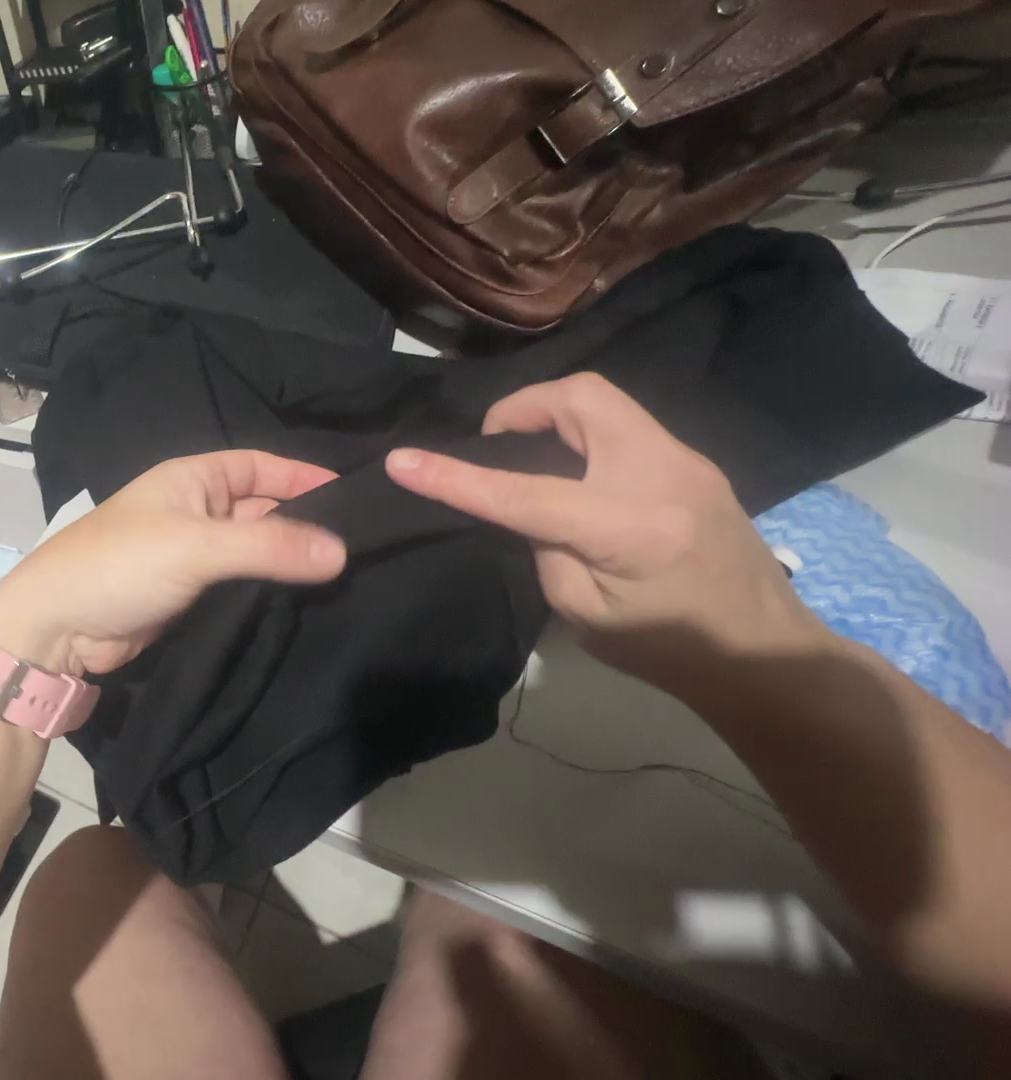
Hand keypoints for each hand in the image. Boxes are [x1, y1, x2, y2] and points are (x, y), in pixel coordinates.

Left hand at [0, 450, 347, 676]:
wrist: (57, 628)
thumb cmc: (119, 566)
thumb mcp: (195, 547)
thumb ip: (268, 546)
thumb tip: (341, 550)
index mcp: (191, 478)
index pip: (261, 465)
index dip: (305, 475)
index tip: (358, 495)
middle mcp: (194, 509)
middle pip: (263, 508)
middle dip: (305, 524)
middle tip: (364, 546)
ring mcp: (191, 554)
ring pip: (253, 550)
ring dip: (289, 562)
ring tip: (347, 575)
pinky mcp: (189, 594)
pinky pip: (238, 584)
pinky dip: (266, 590)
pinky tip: (304, 601)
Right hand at [384, 373, 828, 690]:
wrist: (766, 651)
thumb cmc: (665, 648)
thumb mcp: (581, 609)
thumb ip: (543, 545)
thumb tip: (522, 504)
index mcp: (629, 528)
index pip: (522, 492)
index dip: (454, 476)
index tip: (401, 462)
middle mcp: (661, 475)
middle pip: (580, 397)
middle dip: (520, 409)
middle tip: (492, 446)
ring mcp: (683, 461)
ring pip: (602, 400)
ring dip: (550, 416)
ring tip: (524, 456)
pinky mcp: (688, 462)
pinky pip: (620, 423)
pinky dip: (577, 434)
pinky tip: (567, 472)